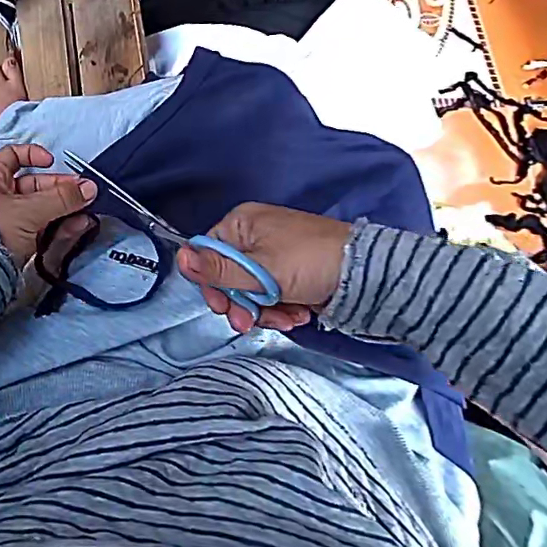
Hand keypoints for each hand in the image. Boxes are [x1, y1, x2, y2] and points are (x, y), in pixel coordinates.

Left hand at [0, 144, 97, 266]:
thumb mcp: (28, 209)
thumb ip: (61, 198)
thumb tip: (89, 188)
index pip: (12, 156)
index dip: (33, 155)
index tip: (52, 162)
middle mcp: (0, 197)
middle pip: (36, 185)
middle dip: (61, 188)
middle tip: (84, 192)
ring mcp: (10, 220)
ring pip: (43, 208)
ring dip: (65, 208)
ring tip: (87, 210)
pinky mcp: (19, 241)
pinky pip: (44, 228)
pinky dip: (61, 225)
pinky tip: (79, 225)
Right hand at [176, 202, 350, 332]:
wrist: (366, 273)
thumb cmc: (313, 261)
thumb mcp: (260, 270)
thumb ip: (218, 270)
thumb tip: (180, 257)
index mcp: (242, 224)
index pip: (208, 255)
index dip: (213, 285)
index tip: (224, 307)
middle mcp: (255, 236)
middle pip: (228, 277)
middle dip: (242, 304)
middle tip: (251, 322)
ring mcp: (274, 255)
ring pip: (251, 291)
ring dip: (265, 310)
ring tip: (288, 316)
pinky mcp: (290, 273)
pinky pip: (272, 295)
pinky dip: (282, 308)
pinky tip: (299, 312)